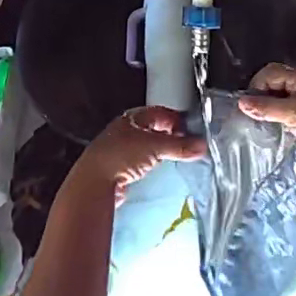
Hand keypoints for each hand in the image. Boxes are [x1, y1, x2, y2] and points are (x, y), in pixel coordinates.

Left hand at [67, 106, 206, 204]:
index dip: (175, 119)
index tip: (191, 129)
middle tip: (186, 144)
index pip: (159, 113)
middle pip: (153, 129)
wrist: (94, 182)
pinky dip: (151, 165)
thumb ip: (179, 145)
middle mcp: (125, 130)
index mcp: (132, 118)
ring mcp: (120, 150)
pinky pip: (140, 163)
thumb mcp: (155, 146)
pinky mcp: (117, 168)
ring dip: (160, 152)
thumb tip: (201, 145)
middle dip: (169, 136)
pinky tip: (158, 173)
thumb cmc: (121, 155)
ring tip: (175, 159)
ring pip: (146, 147)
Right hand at [238, 64, 295, 174]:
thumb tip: (240, 102)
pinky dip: (277, 114)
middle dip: (261, 94)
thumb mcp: (293, 114)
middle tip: (251, 113)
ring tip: (259, 120)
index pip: (270, 72)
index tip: (248, 104)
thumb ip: (266, 107)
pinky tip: (272, 125)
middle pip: (274, 81)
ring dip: (268, 106)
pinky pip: (286, 109)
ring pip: (280, 96)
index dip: (257, 85)